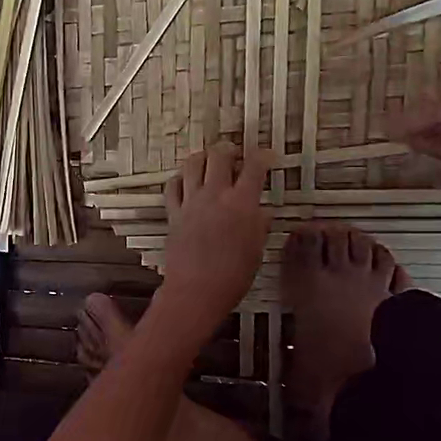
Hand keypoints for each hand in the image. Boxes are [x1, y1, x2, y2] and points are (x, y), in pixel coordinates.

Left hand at [158, 144, 268, 332]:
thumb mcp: (256, 250)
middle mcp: (215, 195)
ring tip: (209, 161)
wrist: (196, 291)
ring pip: (192, 163)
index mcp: (242, 203)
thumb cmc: (233, 276)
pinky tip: (185, 182)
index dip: (263, 155)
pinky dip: (179, 179)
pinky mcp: (174, 214)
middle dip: (230, 149)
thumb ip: (259, 226)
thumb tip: (262, 213)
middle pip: (219, 155)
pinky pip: (172, 186)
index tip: (268, 157)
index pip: (254, 166)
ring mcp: (191, 202)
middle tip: (235, 155)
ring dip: (203, 157)